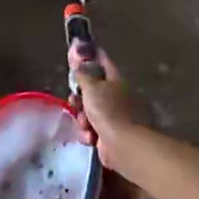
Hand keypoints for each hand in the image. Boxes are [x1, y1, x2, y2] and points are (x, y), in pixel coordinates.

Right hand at [70, 41, 141, 158]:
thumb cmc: (108, 110)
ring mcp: (116, 116)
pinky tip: (91, 138)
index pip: (103, 62)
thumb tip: (78, 53)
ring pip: (90, 111)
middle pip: (93, 90)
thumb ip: (82, 72)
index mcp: (116, 80)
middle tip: (74, 101)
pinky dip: (89, 134)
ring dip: (83, 118)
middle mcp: (118, 95)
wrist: (123, 144)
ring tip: (85, 125)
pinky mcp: (111, 135)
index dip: (92, 56)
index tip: (79, 53)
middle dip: (80, 98)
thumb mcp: (91, 87)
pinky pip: (93, 130)